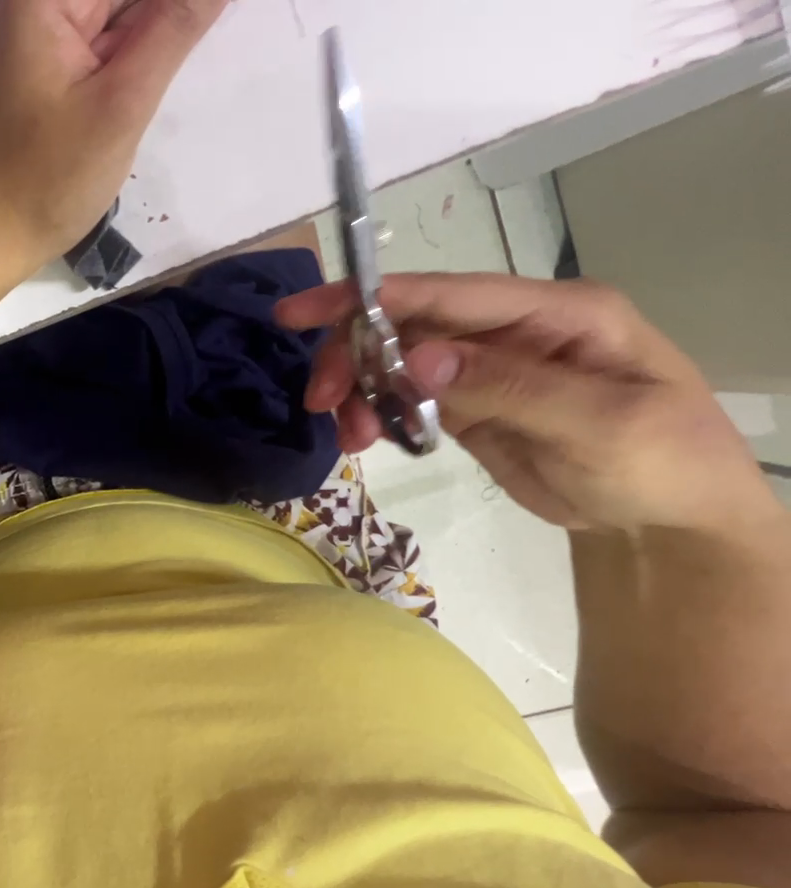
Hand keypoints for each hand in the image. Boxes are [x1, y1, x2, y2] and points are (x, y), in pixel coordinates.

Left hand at [0, 0, 229, 276]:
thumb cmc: (49, 181)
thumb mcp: (123, 100)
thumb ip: (176, 24)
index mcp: (38, 0)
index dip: (171, 1)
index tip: (201, 17)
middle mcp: (31, 8)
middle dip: (167, 12)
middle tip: (177, 60)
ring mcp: (39, 42)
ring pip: (119, 9)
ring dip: (159, 23)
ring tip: (167, 72)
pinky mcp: (49, 73)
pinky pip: (106, 37)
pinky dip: (140, 42)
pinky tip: (177, 46)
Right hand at [275, 274, 777, 534]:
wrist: (664, 519)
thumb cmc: (659, 462)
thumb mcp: (601, 423)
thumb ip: (508, 386)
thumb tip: (416, 357)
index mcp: (556, 313)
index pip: (447, 293)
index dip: (368, 297)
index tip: (297, 312)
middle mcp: (511, 330)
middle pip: (405, 324)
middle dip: (353, 357)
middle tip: (321, 403)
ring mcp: (483, 367)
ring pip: (392, 362)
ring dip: (358, 394)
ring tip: (353, 439)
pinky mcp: (463, 404)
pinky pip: (400, 397)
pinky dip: (372, 415)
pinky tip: (369, 441)